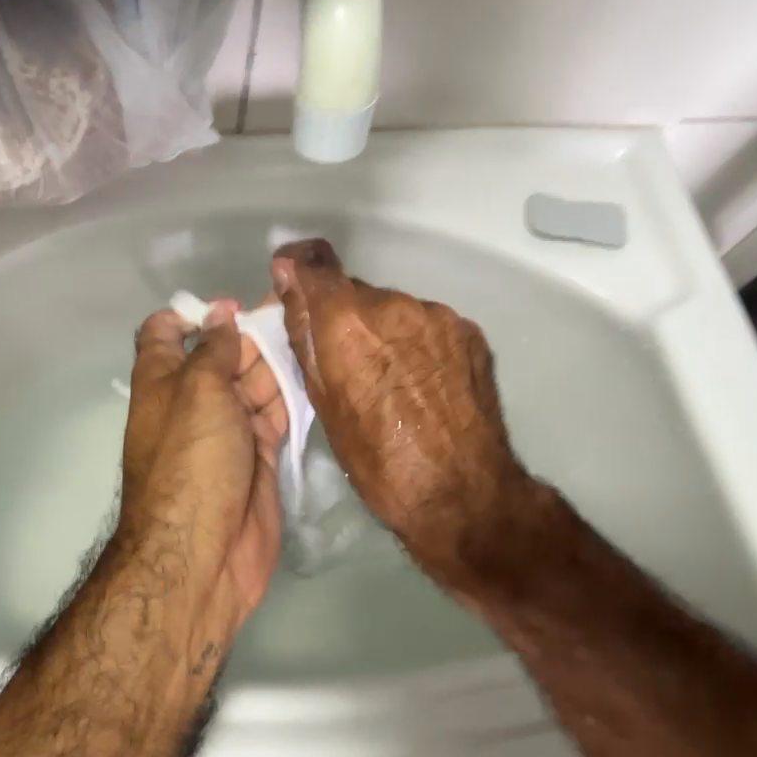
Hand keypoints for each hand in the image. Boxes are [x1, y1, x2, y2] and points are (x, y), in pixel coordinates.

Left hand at [119, 301, 288, 630]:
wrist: (201, 553)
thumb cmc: (191, 459)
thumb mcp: (198, 391)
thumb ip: (213, 351)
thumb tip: (219, 318)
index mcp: (163, 379)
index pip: (166, 333)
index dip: (194, 314)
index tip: (231, 306)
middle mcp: (193, 401)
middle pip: (221, 355)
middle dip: (251, 334)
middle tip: (296, 310)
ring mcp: (226, 430)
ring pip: (253, 384)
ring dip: (277, 362)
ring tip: (317, 333)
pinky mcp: (256, 458)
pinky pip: (275, 417)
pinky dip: (291, 397)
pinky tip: (317, 372)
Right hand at [271, 239, 542, 583]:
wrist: (464, 494)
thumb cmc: (377, 460)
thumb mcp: (323, 402)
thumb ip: (303, 333)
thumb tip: (287, 279)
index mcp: (348, 321)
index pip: (314, 262)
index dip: (298, 268)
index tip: (292, 287)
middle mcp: (394, 304)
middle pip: (355, 293)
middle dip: (344, 319)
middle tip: (347, 366)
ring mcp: (438, 316)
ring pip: (393, 311)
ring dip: (383, 333)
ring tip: (391, 383)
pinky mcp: (470, 332)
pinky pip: (427, 326)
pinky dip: (416, 345)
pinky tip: (422, 385)